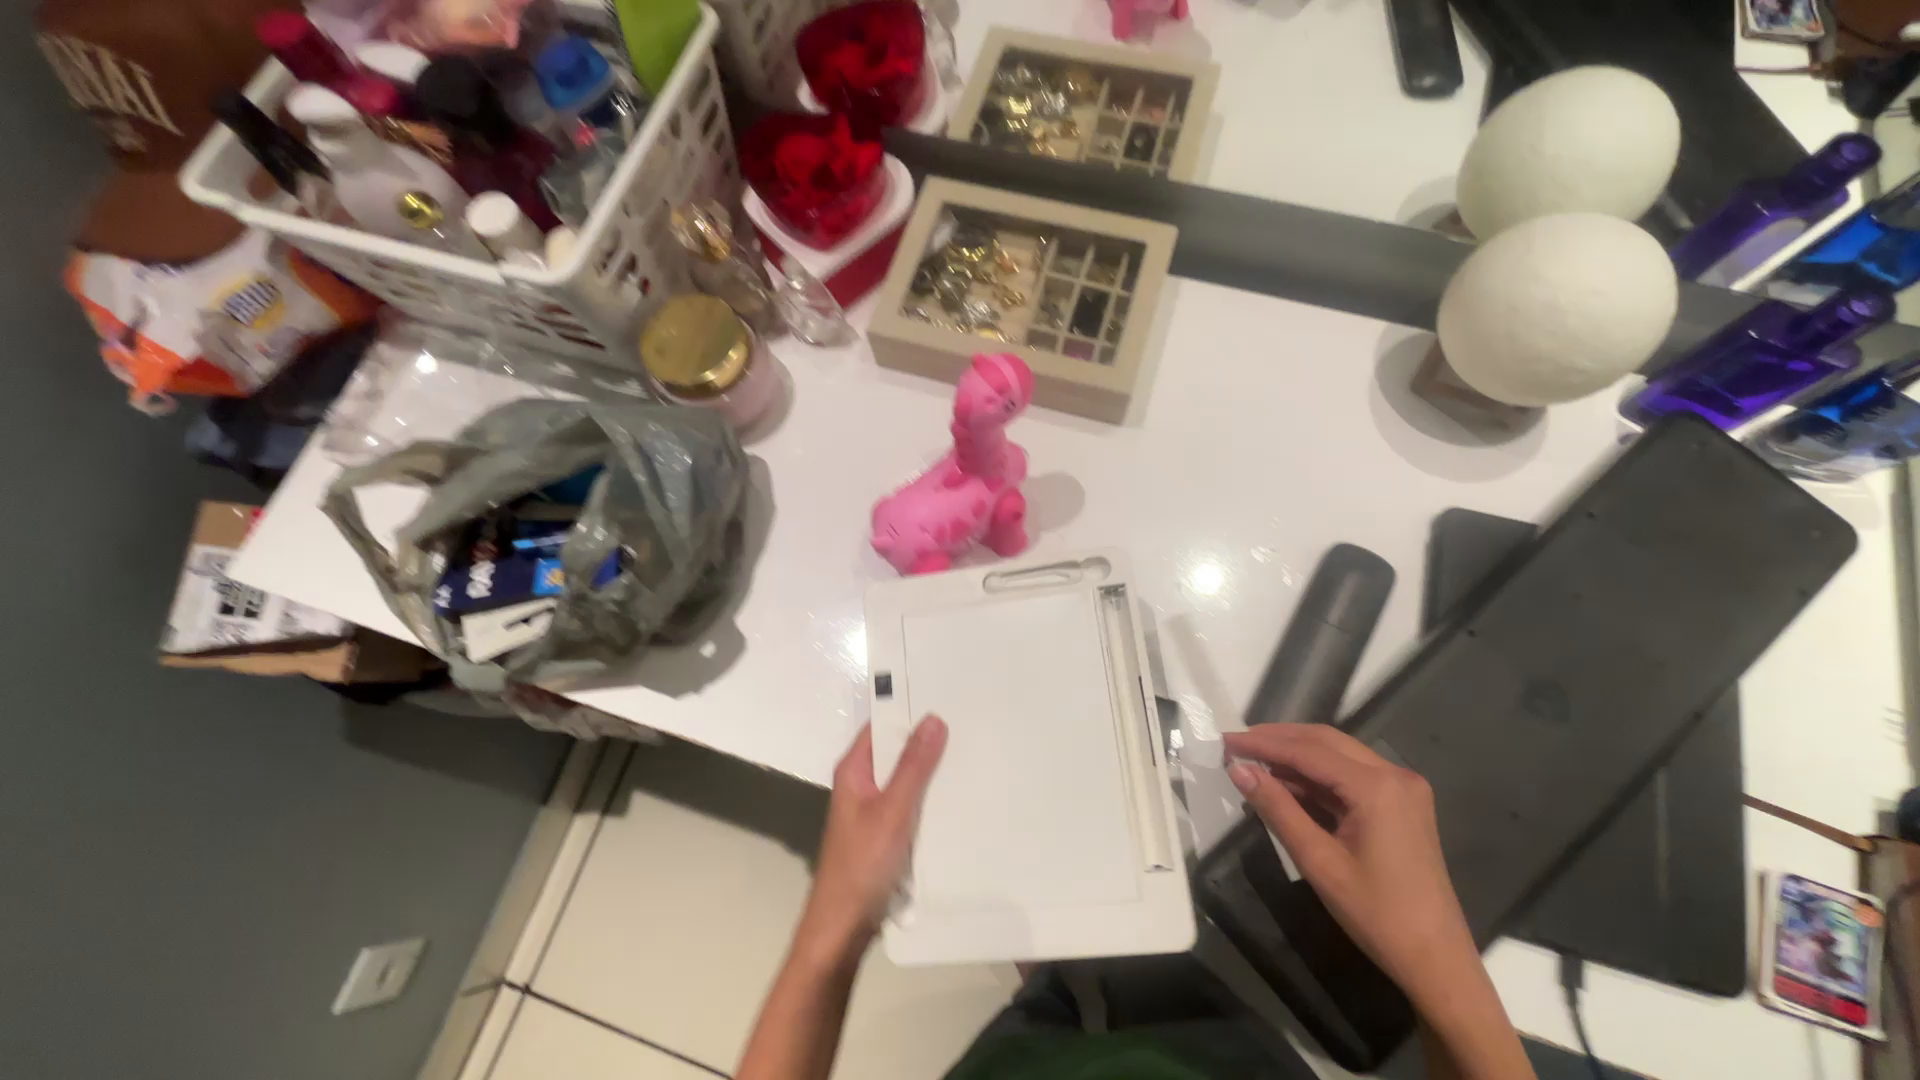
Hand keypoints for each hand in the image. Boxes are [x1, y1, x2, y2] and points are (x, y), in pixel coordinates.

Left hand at [796, 716, 947, 962]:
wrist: (843, 927)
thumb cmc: (862, 865)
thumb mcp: (892, 811)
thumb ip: (913, 767)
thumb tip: (933, 718)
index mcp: (853, 770)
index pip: (881, 725)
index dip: (908, 709)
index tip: (945, 694)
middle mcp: (861, 784)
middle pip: (896, 751)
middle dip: (927, 740)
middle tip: (970, 722)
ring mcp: (873, 810)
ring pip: (906, 779)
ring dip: (931, 771)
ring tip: (972, 753)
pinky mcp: (885, 834)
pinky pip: (911, 805)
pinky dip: (930, 799)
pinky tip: (959, 798)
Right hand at [1222, 724, 1476, 1001]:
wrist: (1435, 959)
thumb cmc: (1375, 913)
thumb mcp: (1317, 860)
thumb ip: (1277, 808)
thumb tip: (1238, 770)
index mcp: (1378, 787)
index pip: (1309, 751)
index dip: (1264, 744)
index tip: (1226, 741)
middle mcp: (1395, 776)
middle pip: (1327, 742)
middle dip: (1280, 739)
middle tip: (1236, 744)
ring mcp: (1403, 789)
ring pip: (1340, 755)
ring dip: (1297, 754)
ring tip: (1254, 760)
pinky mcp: (1402, 805)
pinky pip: (1352, 776)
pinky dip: (1318, 775)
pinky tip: (1288, 783)